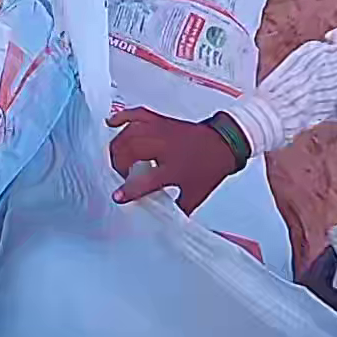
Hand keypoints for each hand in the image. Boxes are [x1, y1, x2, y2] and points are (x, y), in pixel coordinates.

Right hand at [107, 107, 240, 212]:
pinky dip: (122, 117)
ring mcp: (161, 130)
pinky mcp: (161, 120)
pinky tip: (111, 123)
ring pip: (129, 133)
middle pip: (130, 150)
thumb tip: (165, 222)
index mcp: (174, 168)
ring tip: (118, 158)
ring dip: (118, 146)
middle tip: (121, 175)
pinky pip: (137, 114)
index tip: (118, 196)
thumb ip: (178, 209)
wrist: (225, 143)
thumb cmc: (211, 166)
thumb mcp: (195, 194)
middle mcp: (165, 146)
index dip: (128, 190)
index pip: (145, 181)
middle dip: (119, 164)